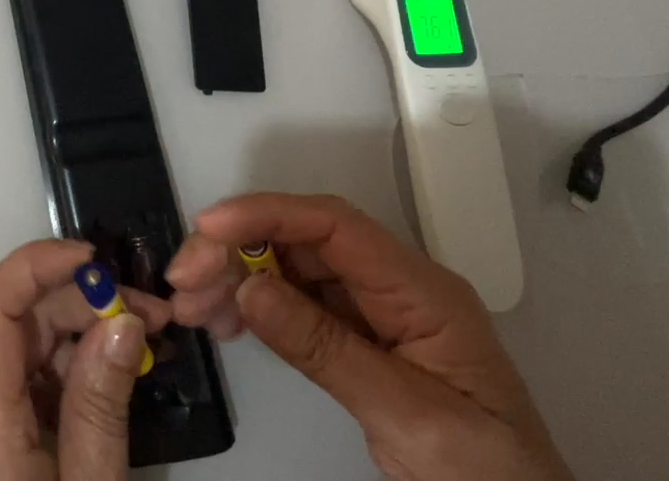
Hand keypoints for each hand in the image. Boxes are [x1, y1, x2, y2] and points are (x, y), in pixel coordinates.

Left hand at [0, 239, 170, 479]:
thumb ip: (102, 401)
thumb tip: (122, 318)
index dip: (34, 265)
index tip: (94, 258)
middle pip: (13, 323)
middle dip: (80, 304)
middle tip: (153, 312)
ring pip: (20, 347)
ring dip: (79, 334)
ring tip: (145, 338)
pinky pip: (20, 379)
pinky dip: (64, 368)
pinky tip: (112, 372)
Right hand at [166, 193, 570, 480]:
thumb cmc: (486, 477)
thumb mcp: (410, 419)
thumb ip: (327, 350)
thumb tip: (248, 289)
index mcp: (422, 291)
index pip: (334, 226)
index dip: (266, 215)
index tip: (206, 229)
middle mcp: (394, 288)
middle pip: (301, 241)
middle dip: (236, 249)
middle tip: (183, 282)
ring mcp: (373, 312)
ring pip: (289, 268)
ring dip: (234, 278)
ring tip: (189, 306)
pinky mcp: (355, 339)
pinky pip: (292, 304)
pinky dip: (250, 307)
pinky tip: (222, 323)